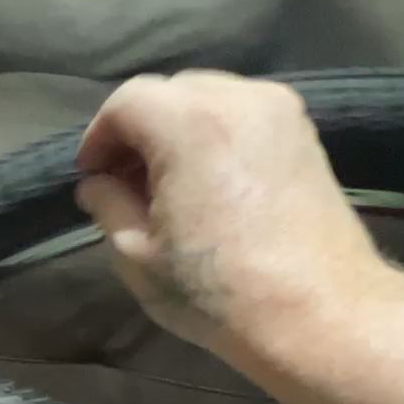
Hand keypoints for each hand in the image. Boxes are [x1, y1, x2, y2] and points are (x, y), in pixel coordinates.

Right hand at [76, 71, 386, 346]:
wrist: (314, 311)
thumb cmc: (213, 288)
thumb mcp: (136, 254)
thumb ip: (108, 206)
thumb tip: (97, 185)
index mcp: (190, 125)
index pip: (126, 101)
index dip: (97, 137)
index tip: (89, 177)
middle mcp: (239, 100)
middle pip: (169, 92)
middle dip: (136, 131)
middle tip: (121, 182)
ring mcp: (279, 112)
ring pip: (207, 99)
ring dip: (173, 133)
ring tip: (161, 187)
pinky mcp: (303, 134)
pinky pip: (240, 116)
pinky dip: (210, 137)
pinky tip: (201, 186)